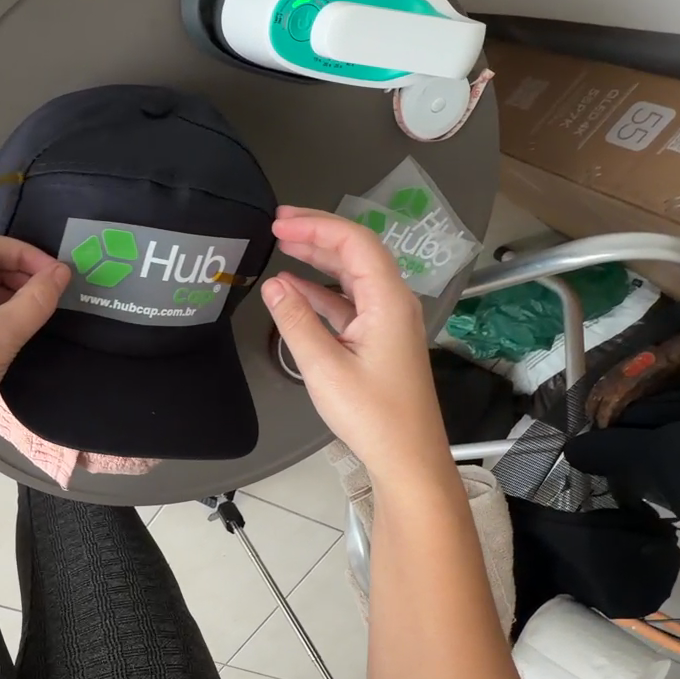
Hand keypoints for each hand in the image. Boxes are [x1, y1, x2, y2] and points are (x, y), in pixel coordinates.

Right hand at [261, 205, 450, 469]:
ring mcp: (386, 320)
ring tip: (283, 245)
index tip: (280, 223)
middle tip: (277, 224)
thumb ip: (296, 321)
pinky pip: (348, 301)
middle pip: (356, 252)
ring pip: (351, 275)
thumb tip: (273, 285)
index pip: (354, 243)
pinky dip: (320, 290)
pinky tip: (294, 289)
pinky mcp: (378, 338)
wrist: (406, 455)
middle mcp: (392, 302)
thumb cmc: (371, 413)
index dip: (316, 226)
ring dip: (318, 258)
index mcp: (388, 301)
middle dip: (317, 233)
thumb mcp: (324, 366)